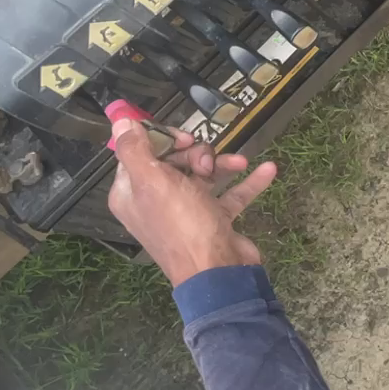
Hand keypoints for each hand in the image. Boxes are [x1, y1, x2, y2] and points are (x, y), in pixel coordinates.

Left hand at [106, 118, 277, 285]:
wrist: (217, 269)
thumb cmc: (182, 224)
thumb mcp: (155, 182)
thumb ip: (136, 149)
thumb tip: (120, 120)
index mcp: (134, 193)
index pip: (141, 154)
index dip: (162, 140)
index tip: (184, 137)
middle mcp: (157, 201)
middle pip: (176, 162)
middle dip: (197, 155)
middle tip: (206, 161)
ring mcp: (188, 211)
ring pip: (205, 175)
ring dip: (225, 164)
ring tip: (241, 162)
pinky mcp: (215, 220)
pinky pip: (231, 193)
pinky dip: (248, 181)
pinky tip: (267, 170)